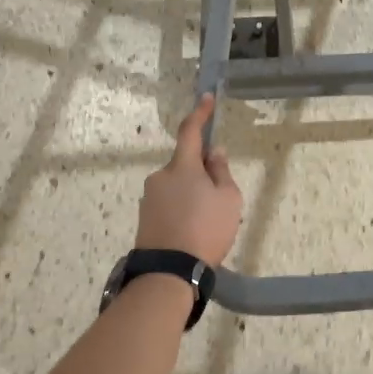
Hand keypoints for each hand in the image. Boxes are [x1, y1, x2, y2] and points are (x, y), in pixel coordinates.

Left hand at [136, 95, 242, 264]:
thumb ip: (221, 172)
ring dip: (191, 194)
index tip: (206, 98)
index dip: (200, 113)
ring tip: (208, 223)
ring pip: (177, 186)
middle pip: (185, 164)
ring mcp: (149, 199)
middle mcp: (160, 177)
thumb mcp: (228, 199)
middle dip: (201, 172)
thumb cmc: (205, 230)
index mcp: (182, 166)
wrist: (168, 275)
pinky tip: (193, 233)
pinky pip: (169, 205)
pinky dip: (181, 210)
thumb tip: (214, 152)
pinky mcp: (144, 220)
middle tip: (220, 197)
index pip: (190, 131)